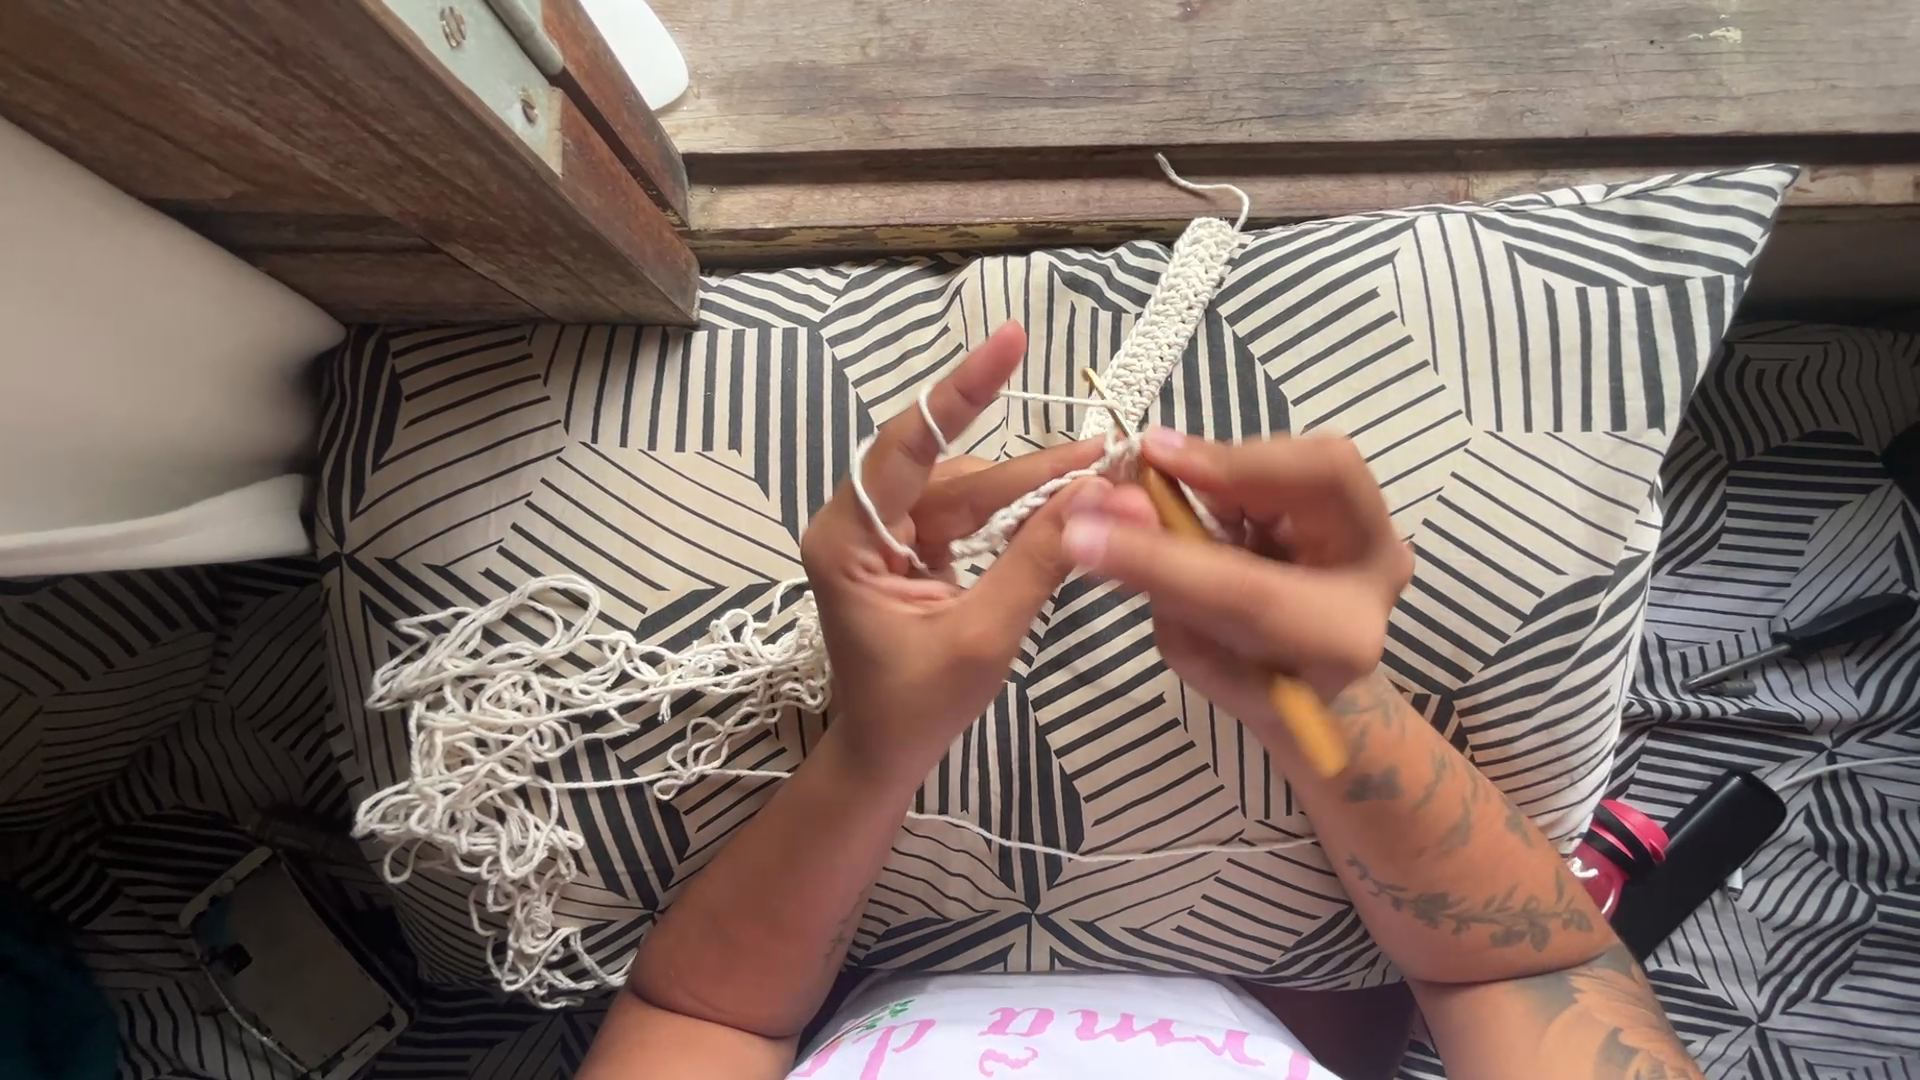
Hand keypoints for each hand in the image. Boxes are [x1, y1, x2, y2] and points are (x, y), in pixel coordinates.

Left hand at [801, 323, 1107, 788]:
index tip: (1010, 342)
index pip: (907, 445)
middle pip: (950, 469)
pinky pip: (969, 517)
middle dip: (1028, 466)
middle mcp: (860, 524)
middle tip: (1102, 450)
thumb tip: (1100, 496)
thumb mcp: (983, 635)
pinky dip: (1016, 514)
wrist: (887, 754)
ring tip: (1098, 476)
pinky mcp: (913, 551)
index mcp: (849, 539)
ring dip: (1030, 489)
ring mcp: (887, 536)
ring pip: (966, 491)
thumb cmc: (918, 708)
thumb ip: (1036, 561)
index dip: (961, 392)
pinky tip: (1063, 505)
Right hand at [1061, 429, 1412, 727]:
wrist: (1317, 680)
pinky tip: (1202, 481)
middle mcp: (1376, 574)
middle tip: (1149, 454)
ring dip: (1226, 463)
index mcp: (1333, 639)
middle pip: (1322, 479)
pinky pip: (1301, 457)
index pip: (1244, 590)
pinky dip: (1238, 463)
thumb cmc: (1246, 676)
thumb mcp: (1192, 650)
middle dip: (1226, 462)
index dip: (1160, 557)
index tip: (1084, 531)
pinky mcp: (1363, 502)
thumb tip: (1097, 522)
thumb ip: (1160, 590)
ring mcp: (1380, 529)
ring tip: (1169, 476)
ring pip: (1313, 457)